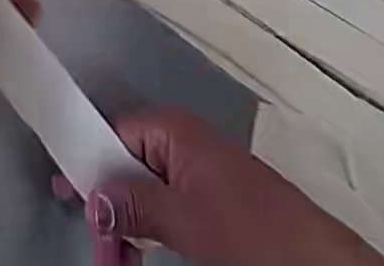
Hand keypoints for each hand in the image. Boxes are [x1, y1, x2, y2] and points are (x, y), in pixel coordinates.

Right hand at [55, 107, 383, 265]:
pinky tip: (142, 250)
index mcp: (174, 130)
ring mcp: (198, 168)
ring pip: (143, 186)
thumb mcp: (185, 220)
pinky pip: (165, 201)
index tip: (65, 196)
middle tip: (102, 251)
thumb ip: (134, 203)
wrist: (318, 261)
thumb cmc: (250, 230)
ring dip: (126, 221)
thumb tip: (92, 197)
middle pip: (126, 161)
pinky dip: (148, 226)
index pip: (114, 132)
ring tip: (119, 259)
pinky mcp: (211, 195)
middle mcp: (183, 140)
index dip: (88, 164)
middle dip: (108, 204)